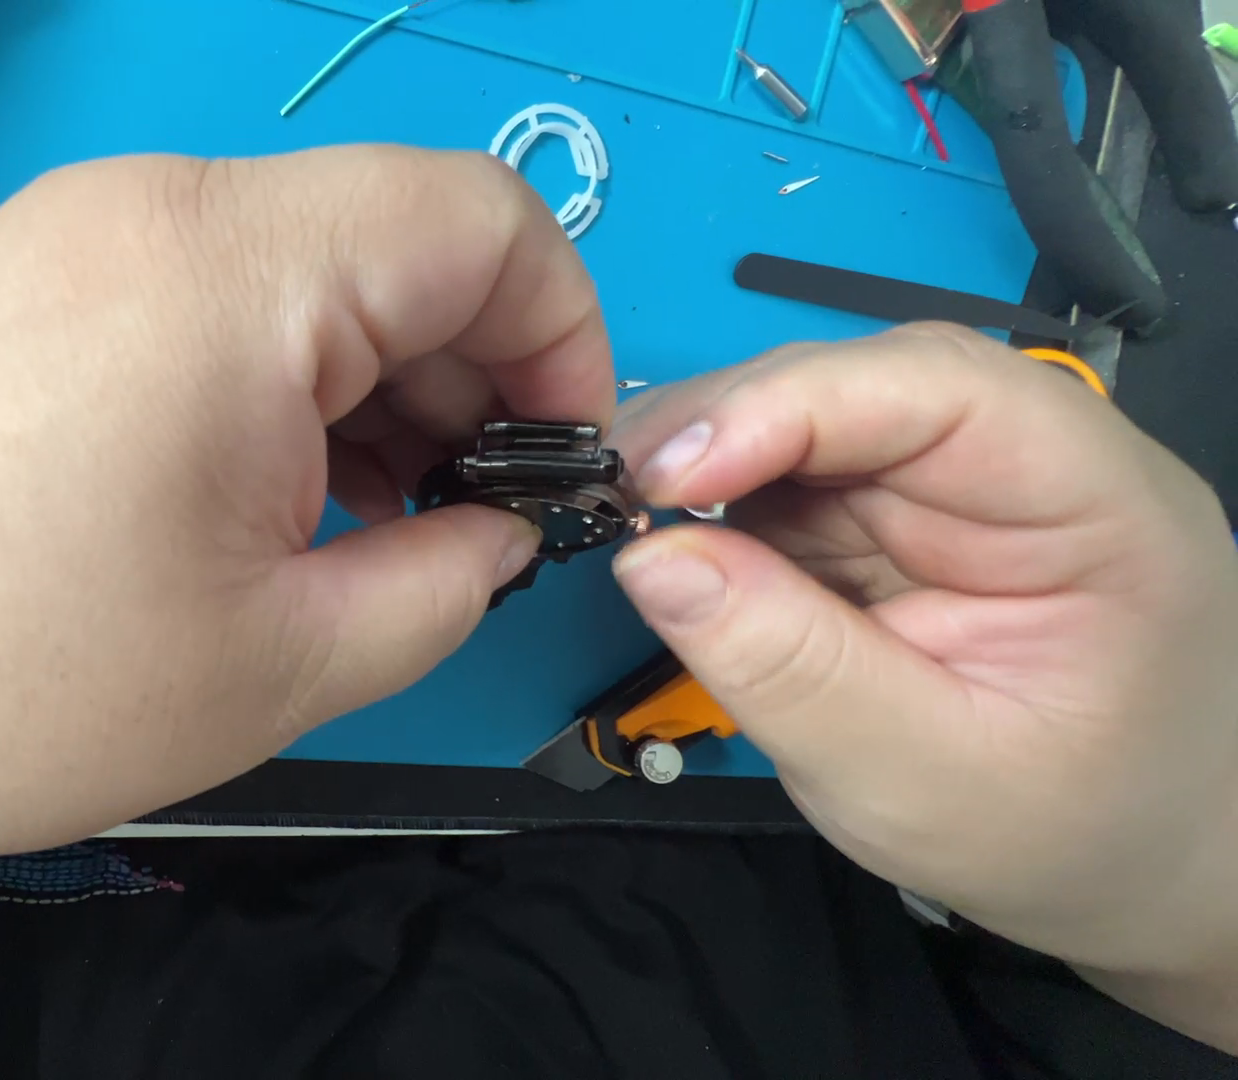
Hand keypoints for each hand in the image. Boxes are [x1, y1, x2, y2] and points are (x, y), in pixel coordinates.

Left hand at [0, 148, 612, 862]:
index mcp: (224, 279)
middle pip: (397, 237)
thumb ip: (453, 578)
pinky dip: (298, 372)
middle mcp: (153, 209)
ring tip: (374, 509)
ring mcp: (89, 228)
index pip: (478, 221)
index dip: (558, 332)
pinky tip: (290, 478)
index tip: (552, 454)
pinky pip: (233, 287)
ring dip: (383, 379)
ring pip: (318, 263)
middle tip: (466, 507)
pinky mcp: (53, 270)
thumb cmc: (38, 692)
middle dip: (469, 372)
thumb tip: (509, 525)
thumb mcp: (296, 660)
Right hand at [605, 326, 1237, 1044]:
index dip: (786, 408)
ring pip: (783, 412)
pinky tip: (652, 521)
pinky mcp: (850, 512)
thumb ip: (783, 666)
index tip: (664, 477)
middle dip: (711, 424)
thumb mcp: (909, 773)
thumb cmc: (1038, 825)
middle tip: (613, 489)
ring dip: (685, 448)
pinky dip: (687, 487)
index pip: (937, 391)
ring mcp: (917, 483)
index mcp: (1084, 507)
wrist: (1082, 856)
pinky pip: (756, 470)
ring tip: (619, 506)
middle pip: (842, 382)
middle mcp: (999, 464)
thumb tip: (648, 559)